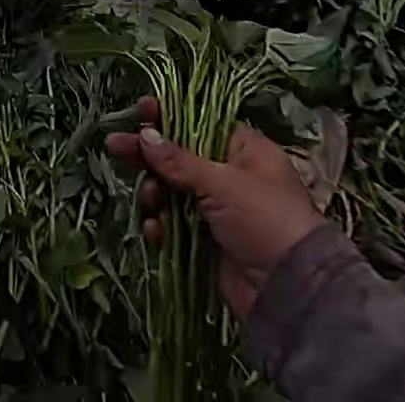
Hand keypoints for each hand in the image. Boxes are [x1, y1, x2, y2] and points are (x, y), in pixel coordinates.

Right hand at [107, 97, 325, 320]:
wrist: (290, 294)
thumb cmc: (264, 220)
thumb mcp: (222, 182)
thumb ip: (178, 160)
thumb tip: (145, 135)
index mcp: (243, 150)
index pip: (199, 122)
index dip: (169, 116)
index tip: (141, 109)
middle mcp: (229, 175)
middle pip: (178, 155)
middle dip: (147, 153)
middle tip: (114, 146)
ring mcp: (217, 209)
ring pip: (171, 189)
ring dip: (154, 191)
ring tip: (150, 198)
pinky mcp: (206, 240)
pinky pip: (173, 224)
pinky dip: (161, 225)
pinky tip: (155, 229)